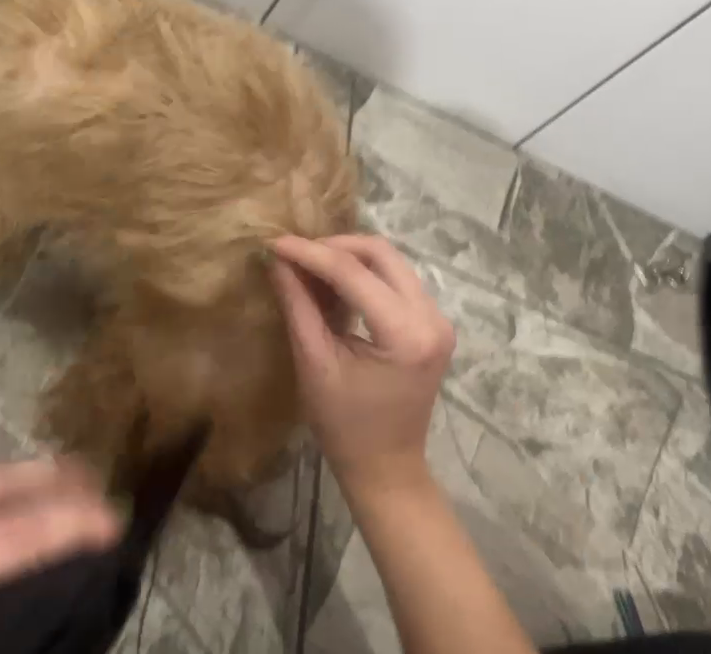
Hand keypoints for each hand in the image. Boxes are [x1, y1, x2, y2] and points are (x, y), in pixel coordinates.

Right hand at [269, 235, 455, 495]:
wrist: (386, 467)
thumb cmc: (345, 426)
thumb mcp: (314, 363)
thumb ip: (299, 305)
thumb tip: (277, 260)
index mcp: (406, 334)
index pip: (353, 272)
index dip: (309, 252)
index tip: (273, 242)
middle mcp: (432, 318)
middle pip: (380, 253)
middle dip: (332, 246)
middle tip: (292, 255)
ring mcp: (437, 318)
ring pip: (389, 261)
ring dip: (347, 256)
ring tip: (307, 266)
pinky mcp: (432, 322)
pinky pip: (395, 278)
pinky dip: (362, 272)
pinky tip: (332, 283)